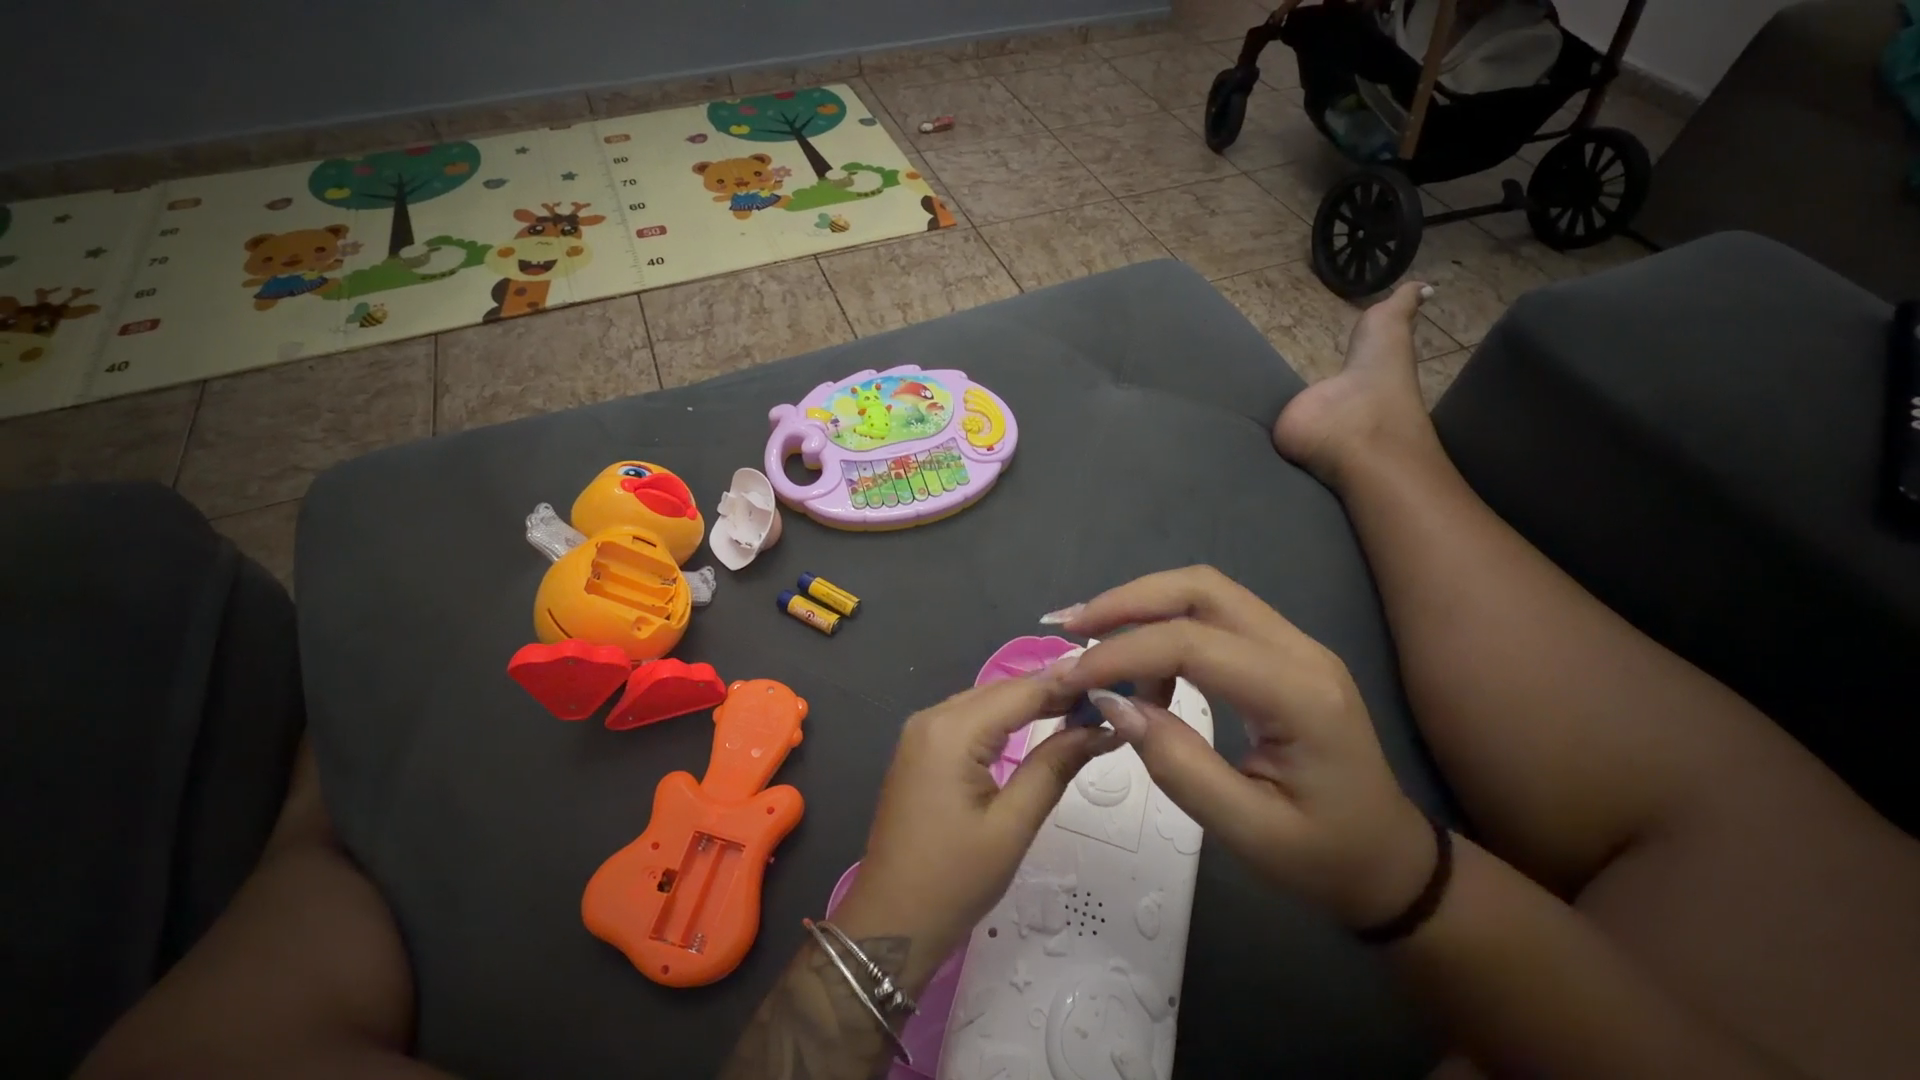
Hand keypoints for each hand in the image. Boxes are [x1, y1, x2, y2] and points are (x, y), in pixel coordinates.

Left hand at [831, 672, 1119, 989]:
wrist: (891, 922)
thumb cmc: (953, 880)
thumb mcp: (1012, 825)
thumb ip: (1054, 767)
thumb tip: (1099, 730)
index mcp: (950, 732)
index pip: (1020, 691)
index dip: (1068, 684)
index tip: (1114, 680)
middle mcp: (930, 719)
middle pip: (1001, 691)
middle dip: (1052, 690)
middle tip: (1106, 697)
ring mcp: (920, 734)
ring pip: (985, 702)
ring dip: (1030, 702)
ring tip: (1083, 708)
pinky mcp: (921, 752)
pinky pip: (969, 721)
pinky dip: (1005, 719)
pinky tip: (1038, 724)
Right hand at [1048, 566, 1436, 928]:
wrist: (1389, 861)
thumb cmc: (1323, 856)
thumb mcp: (1246, 830)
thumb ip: (1177, 764)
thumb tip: (1112, 705)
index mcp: (1298, 696)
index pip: (1194, 644)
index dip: (1123, 654)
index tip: (1070, 678)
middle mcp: (1300, 652)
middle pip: (1202, 589)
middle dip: (1128, 600)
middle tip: (1071, 627)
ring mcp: (1295, 647)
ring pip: (1206, 594)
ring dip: (1143, 608)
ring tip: (1093, 648)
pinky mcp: (1282, 656)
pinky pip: (1215, 620)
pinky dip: (1165, 631)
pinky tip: (1142, 676)